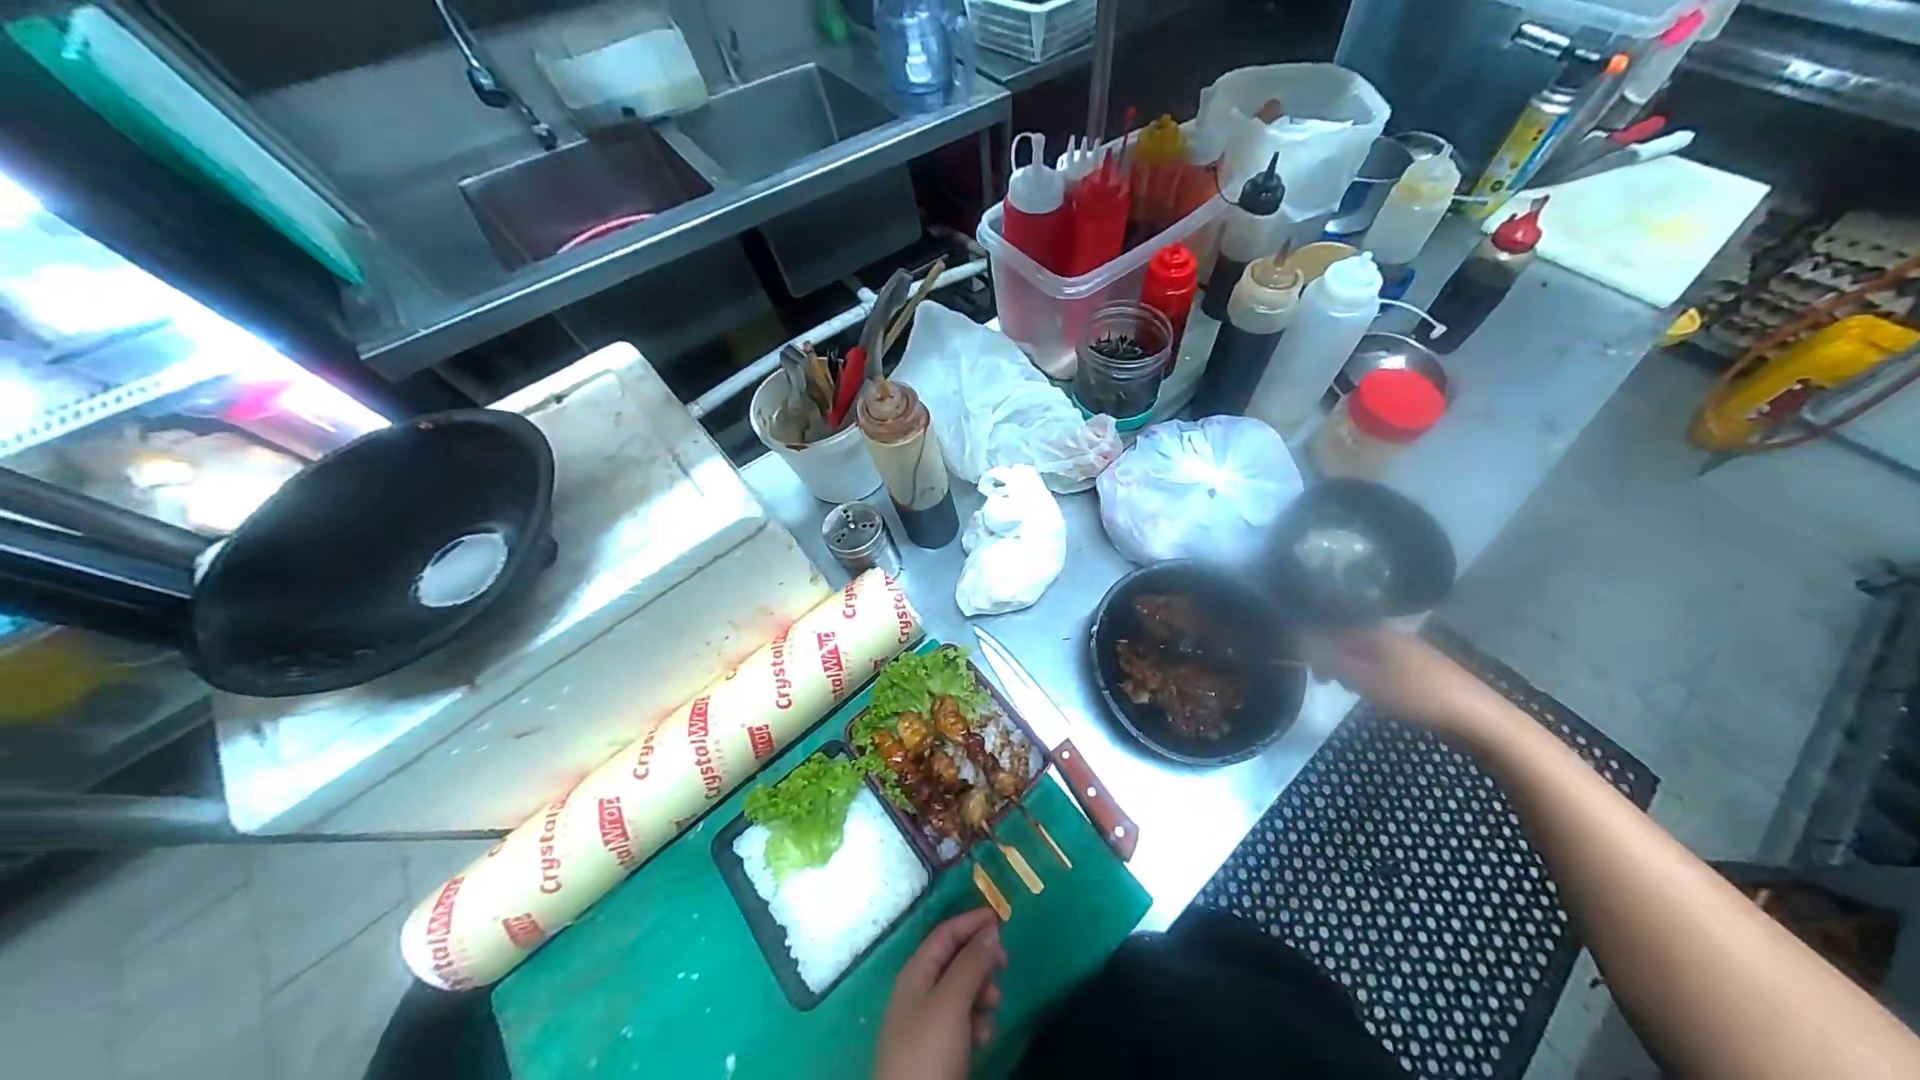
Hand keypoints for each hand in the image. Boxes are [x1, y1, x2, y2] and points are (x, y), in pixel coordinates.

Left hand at [874, 908, 1006, 1079]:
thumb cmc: (928, 1053)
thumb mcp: (951, 1003)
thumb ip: (971, 963)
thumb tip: (990, 930)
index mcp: (915, 974)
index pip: (944, 934)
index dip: (971, 922)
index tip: (1003, 919)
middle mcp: (919, 992)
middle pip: (954, 960)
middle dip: (981, 961)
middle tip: (1005, 967)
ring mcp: (927, 1022)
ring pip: (962, 991)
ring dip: (982, 993)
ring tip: (993, 1008)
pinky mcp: (939, 1050)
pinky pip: (963, 1021)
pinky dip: (977, 1021)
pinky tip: (984, 1037)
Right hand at [1308, 626, 1508, 744]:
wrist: (1479, 718)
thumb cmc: (1418, 697)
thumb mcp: (1368, 681)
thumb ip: (1333, 661)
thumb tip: (1303, 643)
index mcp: (1380, 632)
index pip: (1336, 629)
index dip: (1318, 646)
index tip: (1312, 671)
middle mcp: (1395, 635)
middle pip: (1353, 640)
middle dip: (1336, 659)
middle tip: (1331, 684)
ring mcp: (1413, 652)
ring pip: (1370, 655)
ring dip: (1354, 670)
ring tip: (1353, 691)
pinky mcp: (1425, 671)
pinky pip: (1387, 666)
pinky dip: (1374, 677)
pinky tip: (1379, 696)